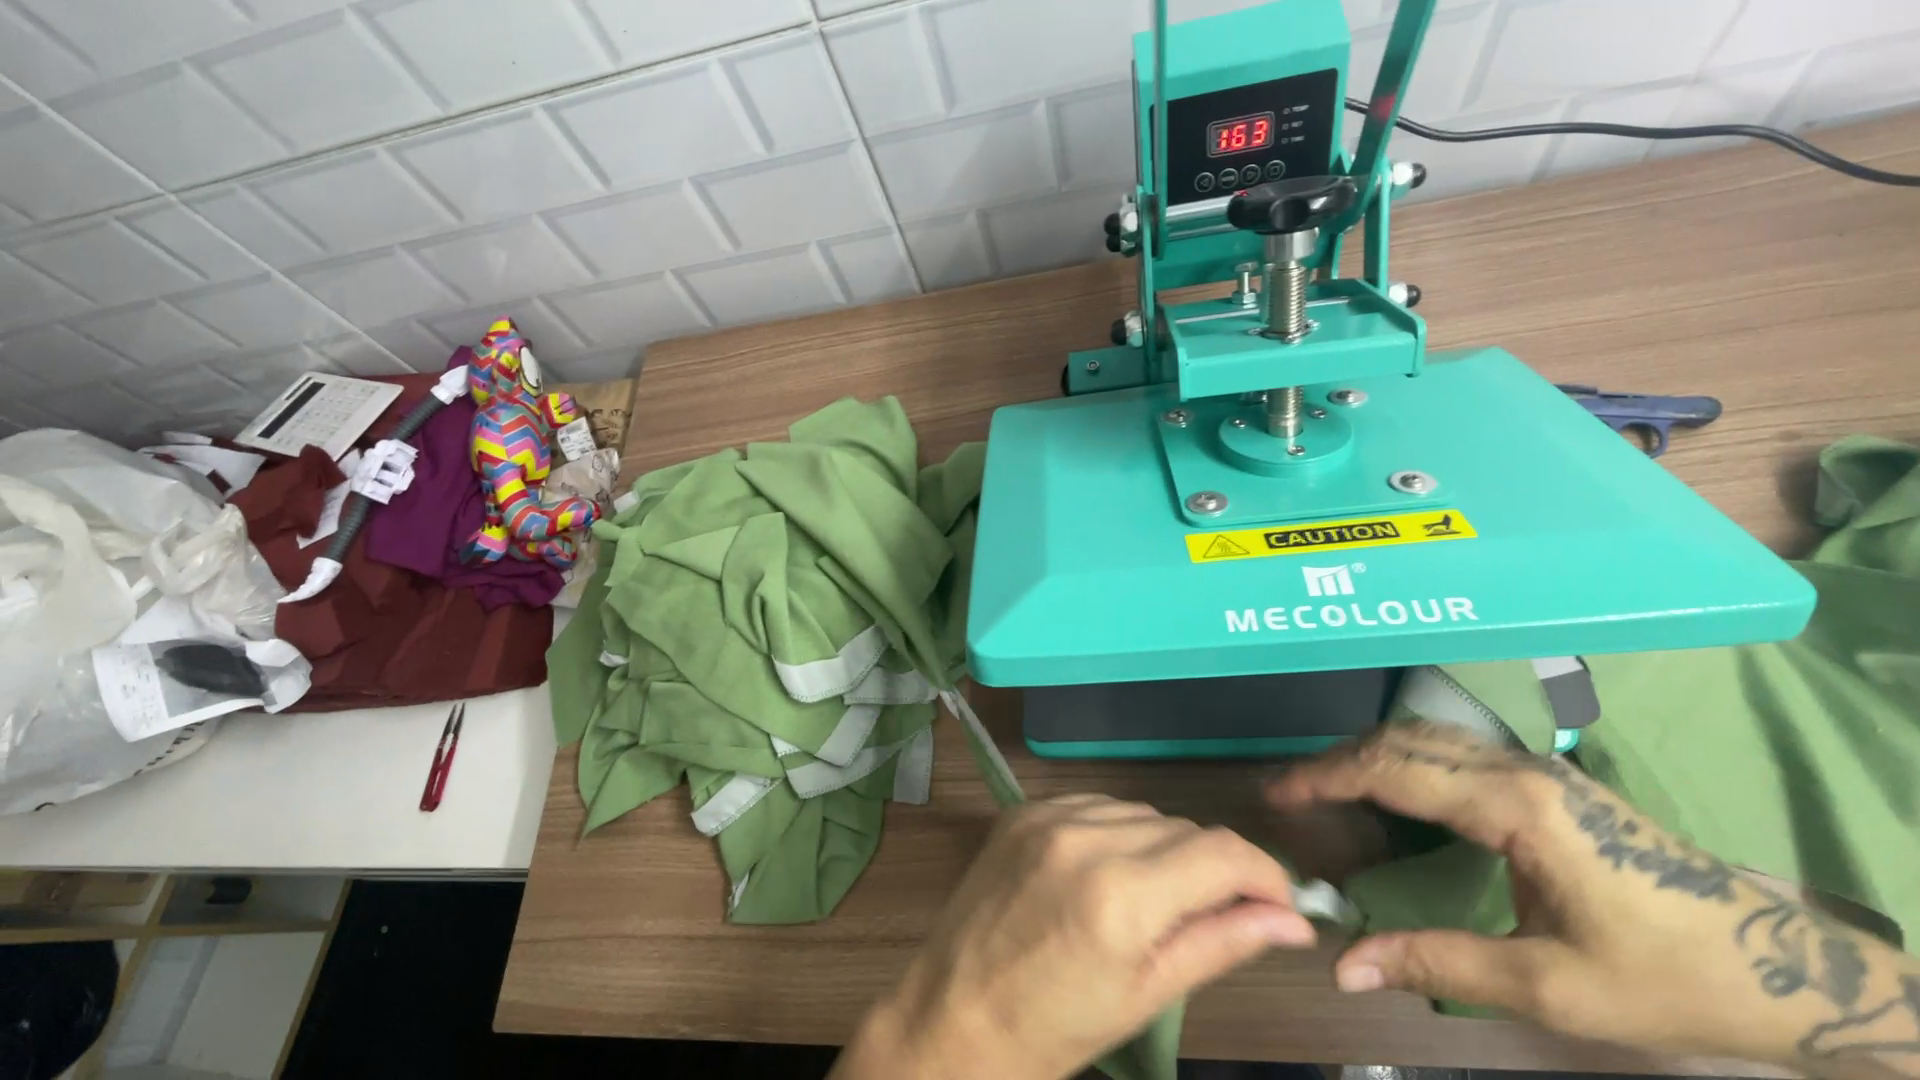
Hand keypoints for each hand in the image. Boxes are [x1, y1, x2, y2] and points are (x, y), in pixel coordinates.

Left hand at [833, 794, 1315, 1079]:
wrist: (953, 1014)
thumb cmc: (1054, 1026)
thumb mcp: (1147, 994)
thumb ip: (1222, 942)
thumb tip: (1294, 921)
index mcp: (1122, 894)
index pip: (1223, 853)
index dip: (1265, 875)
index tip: (1278, 905)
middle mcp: (1086, 838)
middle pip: (1185, 829)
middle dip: (1213, 869)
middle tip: (1213, 914)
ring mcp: (1047, 816)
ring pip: (1144, 813)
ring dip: (1165, 848)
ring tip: (1152, 898)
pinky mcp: (1022, 811)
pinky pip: (1097, 805)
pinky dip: (1118, 832)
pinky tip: (1108, 870)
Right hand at [1267, 723, 1919, 1077]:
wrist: (1780, 969)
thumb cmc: (1661, 977)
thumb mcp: (1546, 985)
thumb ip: (1437, 963)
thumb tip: (1344, 967)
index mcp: (1515, 808)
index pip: (1394, 771)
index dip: (1326, 777)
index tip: (1276, 793)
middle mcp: (1520, 771)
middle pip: (1405, 742)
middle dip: (1338, 761)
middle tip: (1288, 793)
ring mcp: (1539, 771)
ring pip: (1430, 739)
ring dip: (1370, 756)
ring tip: (1326, 789)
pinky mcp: (1550, 784)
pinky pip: (1457, 754)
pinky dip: (1404, 762)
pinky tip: (1391, 791)